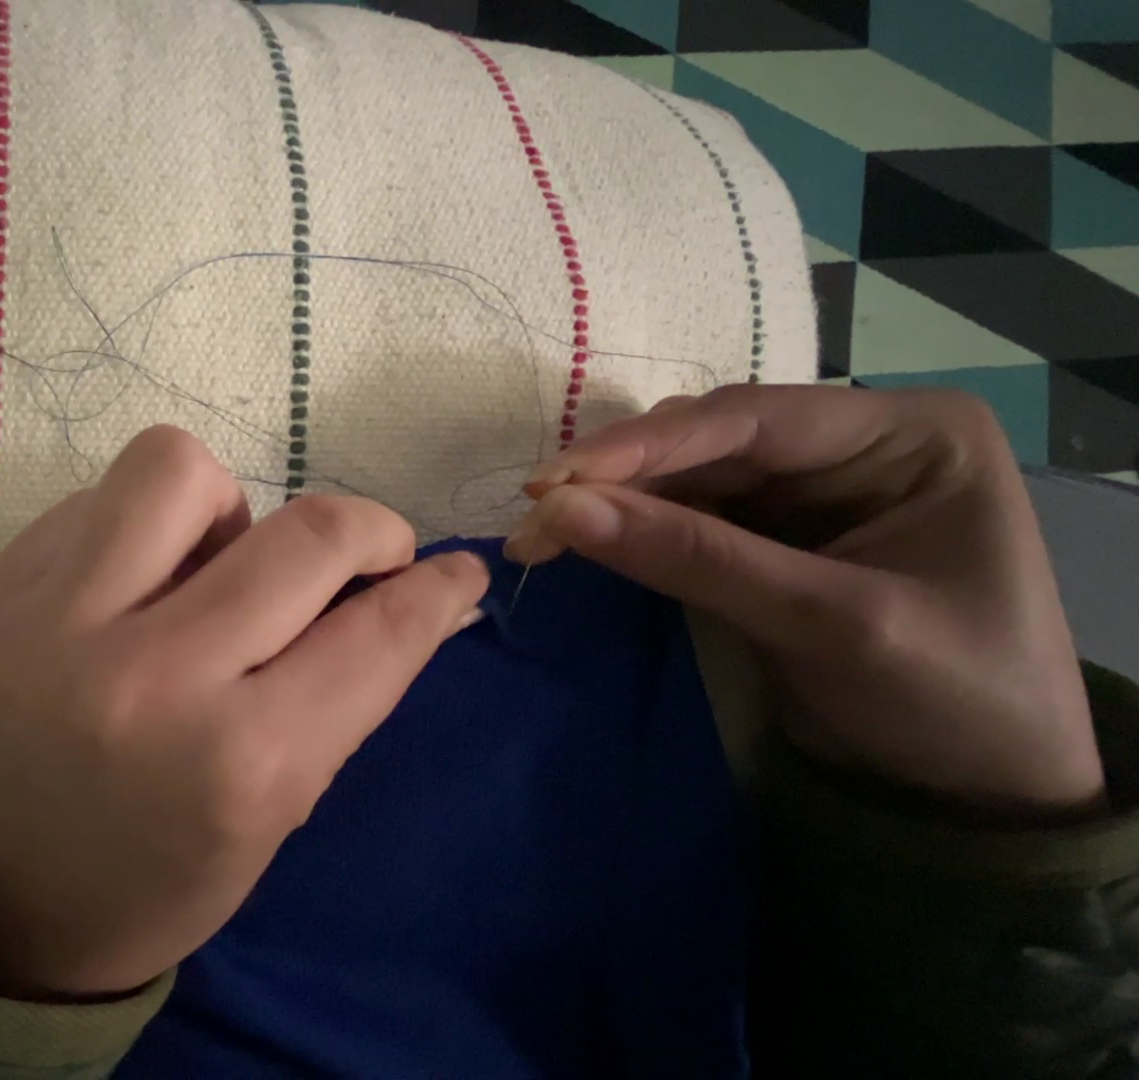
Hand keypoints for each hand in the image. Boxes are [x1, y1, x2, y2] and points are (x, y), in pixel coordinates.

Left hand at [0, 426, 488, 998]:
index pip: (376, 635)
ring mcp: (52, 624)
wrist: (2, 898)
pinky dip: (136, 530)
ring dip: (227, 504)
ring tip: (211, 562)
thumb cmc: (160, 874)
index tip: (454, 570)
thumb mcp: (276, 808)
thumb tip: (430, 592)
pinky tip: (127, 586)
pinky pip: (95, 500)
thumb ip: (350, 688)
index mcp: (238, 762)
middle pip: (302, 536)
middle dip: (364, 531)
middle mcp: (147, 679)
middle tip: (355, 555)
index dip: (434, 589)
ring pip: (178, 466)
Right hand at [505, 384, 1102, 820]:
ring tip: (541, 534)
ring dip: (606, 500)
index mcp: (909, 435)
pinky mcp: (761, 531)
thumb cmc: (948, 700)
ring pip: (679, 474)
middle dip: (615, 475)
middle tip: (534, 518)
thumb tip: (559, 511)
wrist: (969, 794)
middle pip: (704, 439)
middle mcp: (848, 444)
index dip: (644, 446)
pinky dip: (624, 526)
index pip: (751, 418)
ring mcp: (801, 487)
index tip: (553, 482)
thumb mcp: (826, 621)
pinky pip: (677, 513)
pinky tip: (580, 538)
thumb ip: (692, 557)